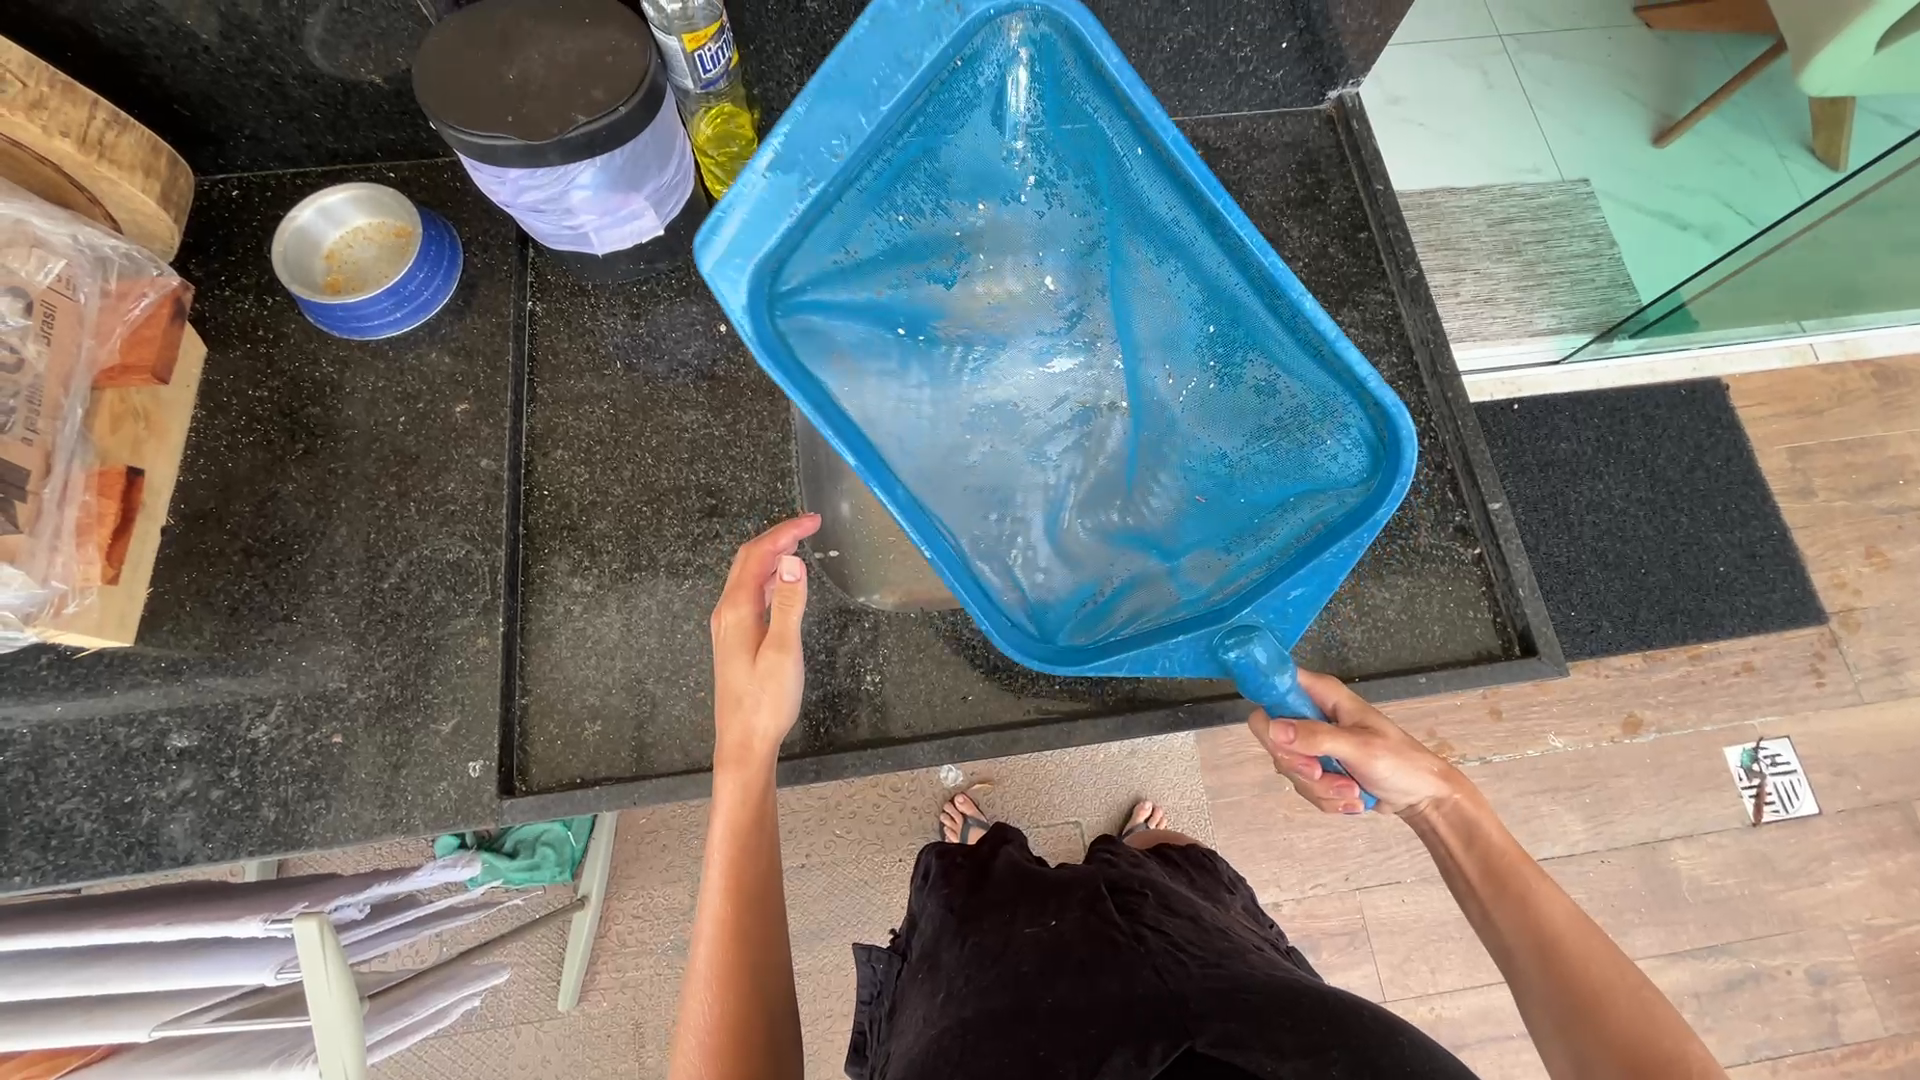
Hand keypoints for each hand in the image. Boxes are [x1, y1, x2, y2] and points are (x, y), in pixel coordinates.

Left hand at [710, 513, 819, 768]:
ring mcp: (728, 626)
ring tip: (801, 545)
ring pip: (747, 576)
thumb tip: (792, 561)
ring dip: (772, 555)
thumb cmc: (766, 701)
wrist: (743, 741)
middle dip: (778, 537)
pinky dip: (767, 576)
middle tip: (810, 526)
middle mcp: (727, 612)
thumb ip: (787, 604)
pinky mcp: (734, 638)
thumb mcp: (784, 651)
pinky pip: (748, 593)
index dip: (785, 532)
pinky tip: (783, 582)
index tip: (813, 521)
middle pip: (748, 560)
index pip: (759, 555)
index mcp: (737, 610)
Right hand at [1245, 669, 1468, 817]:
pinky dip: (1324, 797)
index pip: (1273, 686)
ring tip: (1350, 790)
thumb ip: (1316, 737)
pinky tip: (1350, 798)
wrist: (1424, 798)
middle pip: (1271, 733)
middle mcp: (1309, 713)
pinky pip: (1300, 784)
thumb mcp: (1361, 747)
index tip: (1281, 739)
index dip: (1269, 706)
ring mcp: (1311, 742)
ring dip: (1317, 786)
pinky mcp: (1315, 767)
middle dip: (1295, 762)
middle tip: (1320, 772)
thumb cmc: (1401, 762)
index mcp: (1321, 694)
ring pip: (1285, 764)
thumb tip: (1274, 728)